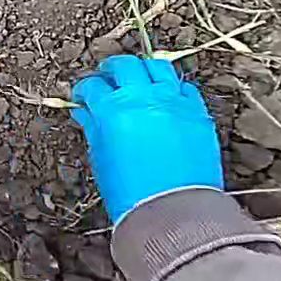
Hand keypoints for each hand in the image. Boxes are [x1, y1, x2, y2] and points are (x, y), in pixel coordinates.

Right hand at [73, 55, 224, 222]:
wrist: (174, 215)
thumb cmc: (134, 195)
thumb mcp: (102, 159)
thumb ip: (94, 128)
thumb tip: (86, 112)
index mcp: (113, 111)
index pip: (93, 85)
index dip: (85, 89)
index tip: (85, 95)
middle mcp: (143, 99)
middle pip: (125, 65)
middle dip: (112, 68)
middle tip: (108, 76)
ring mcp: (173, 102)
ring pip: (157, 65)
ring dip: (144, 68)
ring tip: (139, 77)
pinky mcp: (196, 112)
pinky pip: (184, 87)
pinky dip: (172, 87)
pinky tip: (167, 95)